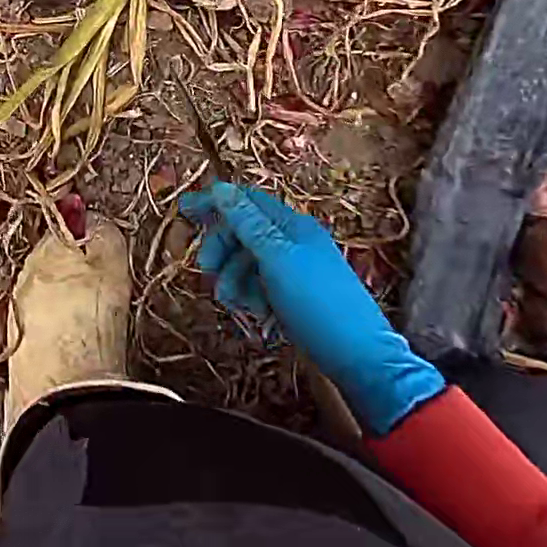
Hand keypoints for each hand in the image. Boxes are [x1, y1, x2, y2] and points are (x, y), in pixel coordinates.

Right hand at [180, 181, 444, 434]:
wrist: (361, 359)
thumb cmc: (317, 303)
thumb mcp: (276, 258)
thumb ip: (247, 223)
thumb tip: (221, 188)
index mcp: (291, 225)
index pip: (246, 200)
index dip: (214, 203)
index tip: (184, 212)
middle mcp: (293, 241)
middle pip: (244, 232)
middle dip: (222, 248)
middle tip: (207, 270)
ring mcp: (295, 270)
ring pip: (249, 262)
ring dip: (234, 277)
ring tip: (233, 301)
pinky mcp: (295, 297)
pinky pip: (261, 286)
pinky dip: (251, 295)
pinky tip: (254, 313)